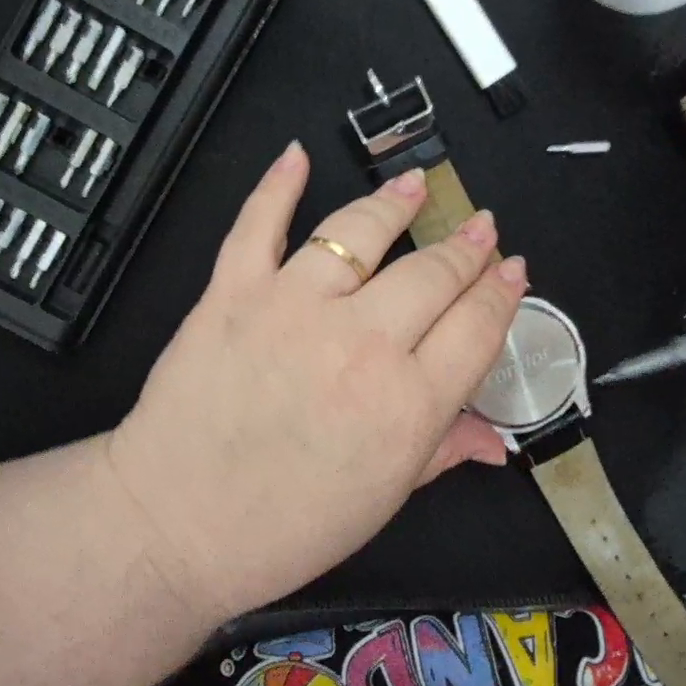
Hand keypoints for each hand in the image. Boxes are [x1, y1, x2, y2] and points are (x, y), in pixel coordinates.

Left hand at [104, 142, 528, 620]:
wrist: (174, 524)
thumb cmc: (282, 528)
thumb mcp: (381, 500)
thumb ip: (442, 452)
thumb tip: (495, 438)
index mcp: (406, 405)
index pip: (476, 328)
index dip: (501, 293)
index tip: (511, 271)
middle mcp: (360, 344)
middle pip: (431, 274)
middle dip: (466, 248)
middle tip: (480, 230)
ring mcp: (293, 309)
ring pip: (358, 233)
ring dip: (394, 202)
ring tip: (416, 184)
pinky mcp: (233, 293)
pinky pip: (259, 224)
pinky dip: (277, 185)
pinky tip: (297, 157)